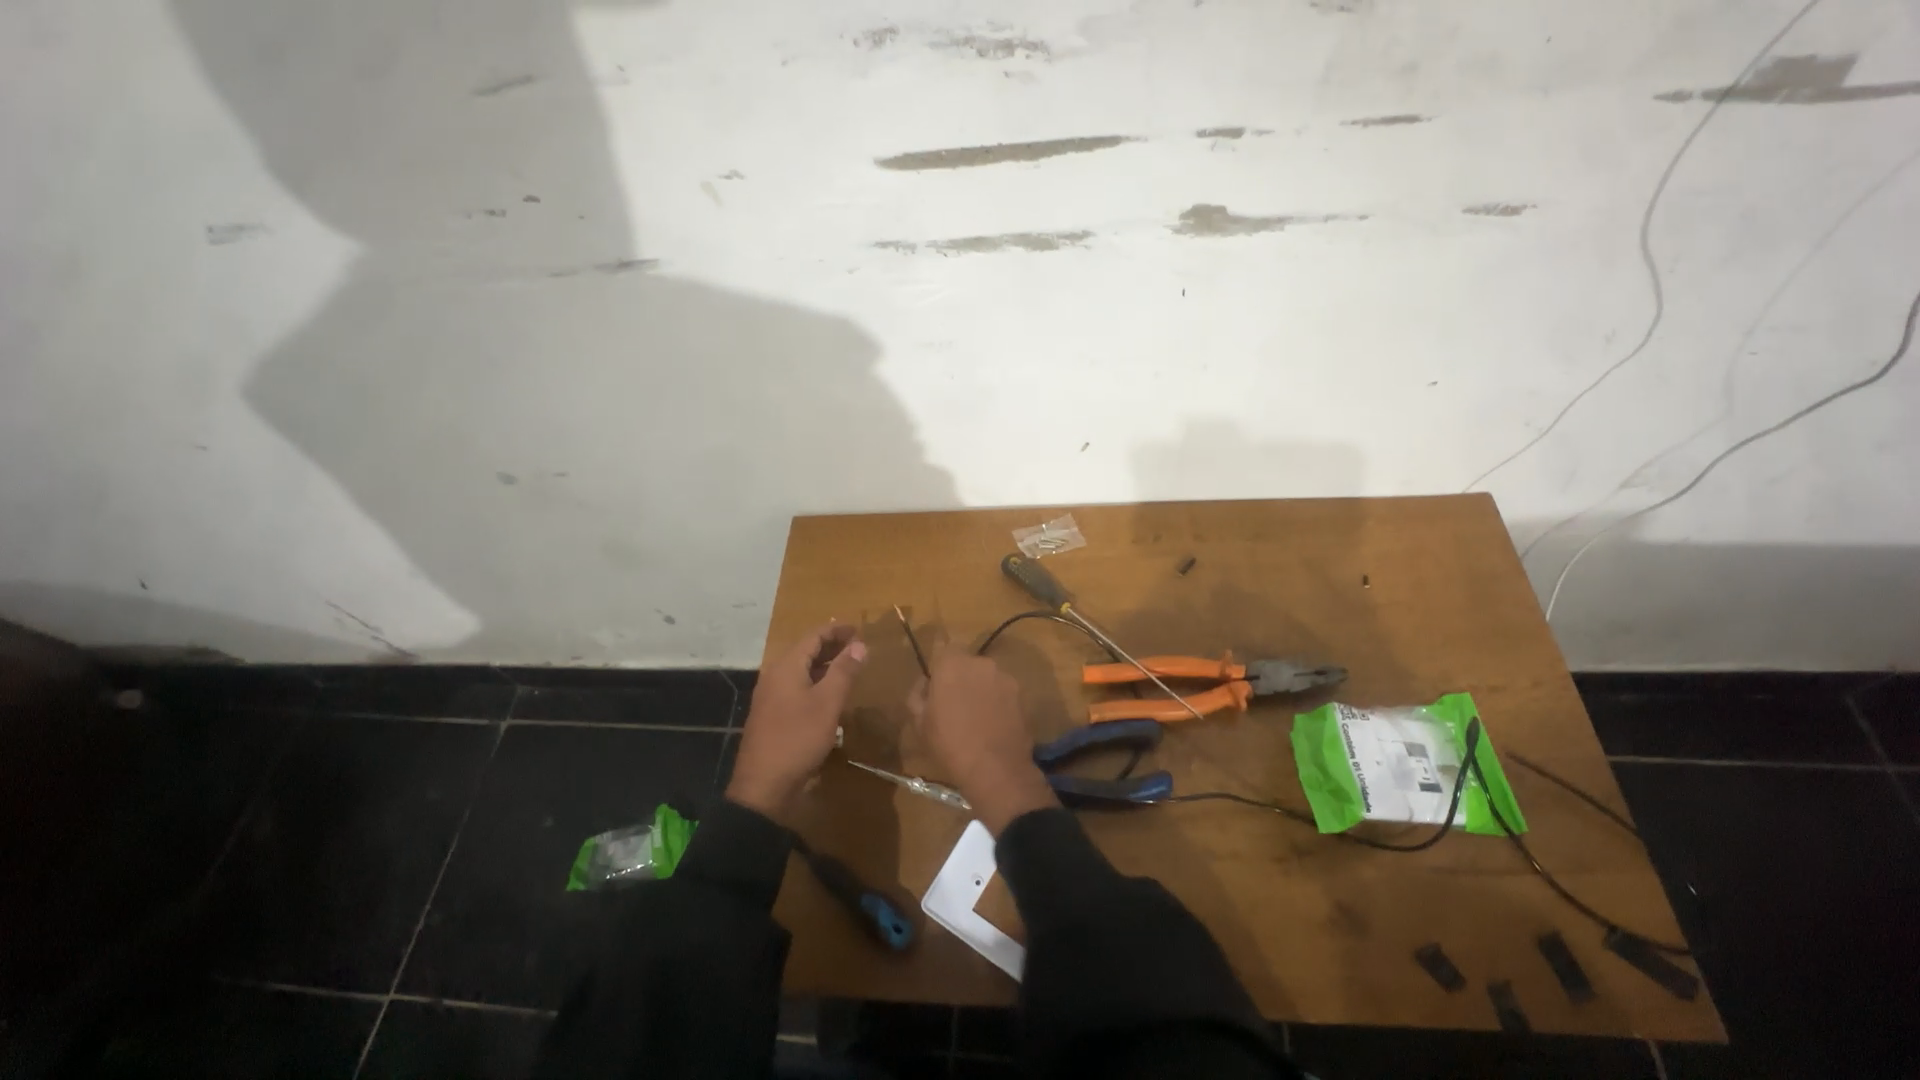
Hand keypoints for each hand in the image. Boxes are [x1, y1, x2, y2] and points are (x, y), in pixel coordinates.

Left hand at [727, 621, 866, 822]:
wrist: (764, 786)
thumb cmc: (797, 739)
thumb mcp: (827, 703)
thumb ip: (844, 672)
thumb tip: (859, 645)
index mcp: (786, 667)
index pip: (813, 636)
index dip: (836, 630)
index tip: (858, 629)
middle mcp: (775, 676)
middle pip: (805, 651)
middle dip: (831, 646)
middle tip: (858, 646)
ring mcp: (772, 697)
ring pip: (801, 671)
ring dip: (824, 665)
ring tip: (849, 667)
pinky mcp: (773, 716)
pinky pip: (797, 688)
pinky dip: (816, 683)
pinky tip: (830, 695)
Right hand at [908, 644, 1056, 833]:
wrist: (995, 769)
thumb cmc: (949, 744)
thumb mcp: (919, 722)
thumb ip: (918, 694)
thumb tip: (925, 682)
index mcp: (951, 664)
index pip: (943, 648)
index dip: (940, 666)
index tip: (937, 685)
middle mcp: (980, 663)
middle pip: (967, 662)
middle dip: (961, 677)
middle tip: (955, 704)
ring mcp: (1005, 677)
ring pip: (987, 677)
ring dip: (981, 689)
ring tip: (977, 718)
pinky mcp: (1022, 695)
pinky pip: (1003, 692)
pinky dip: (998, 702)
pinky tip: (994, 725)